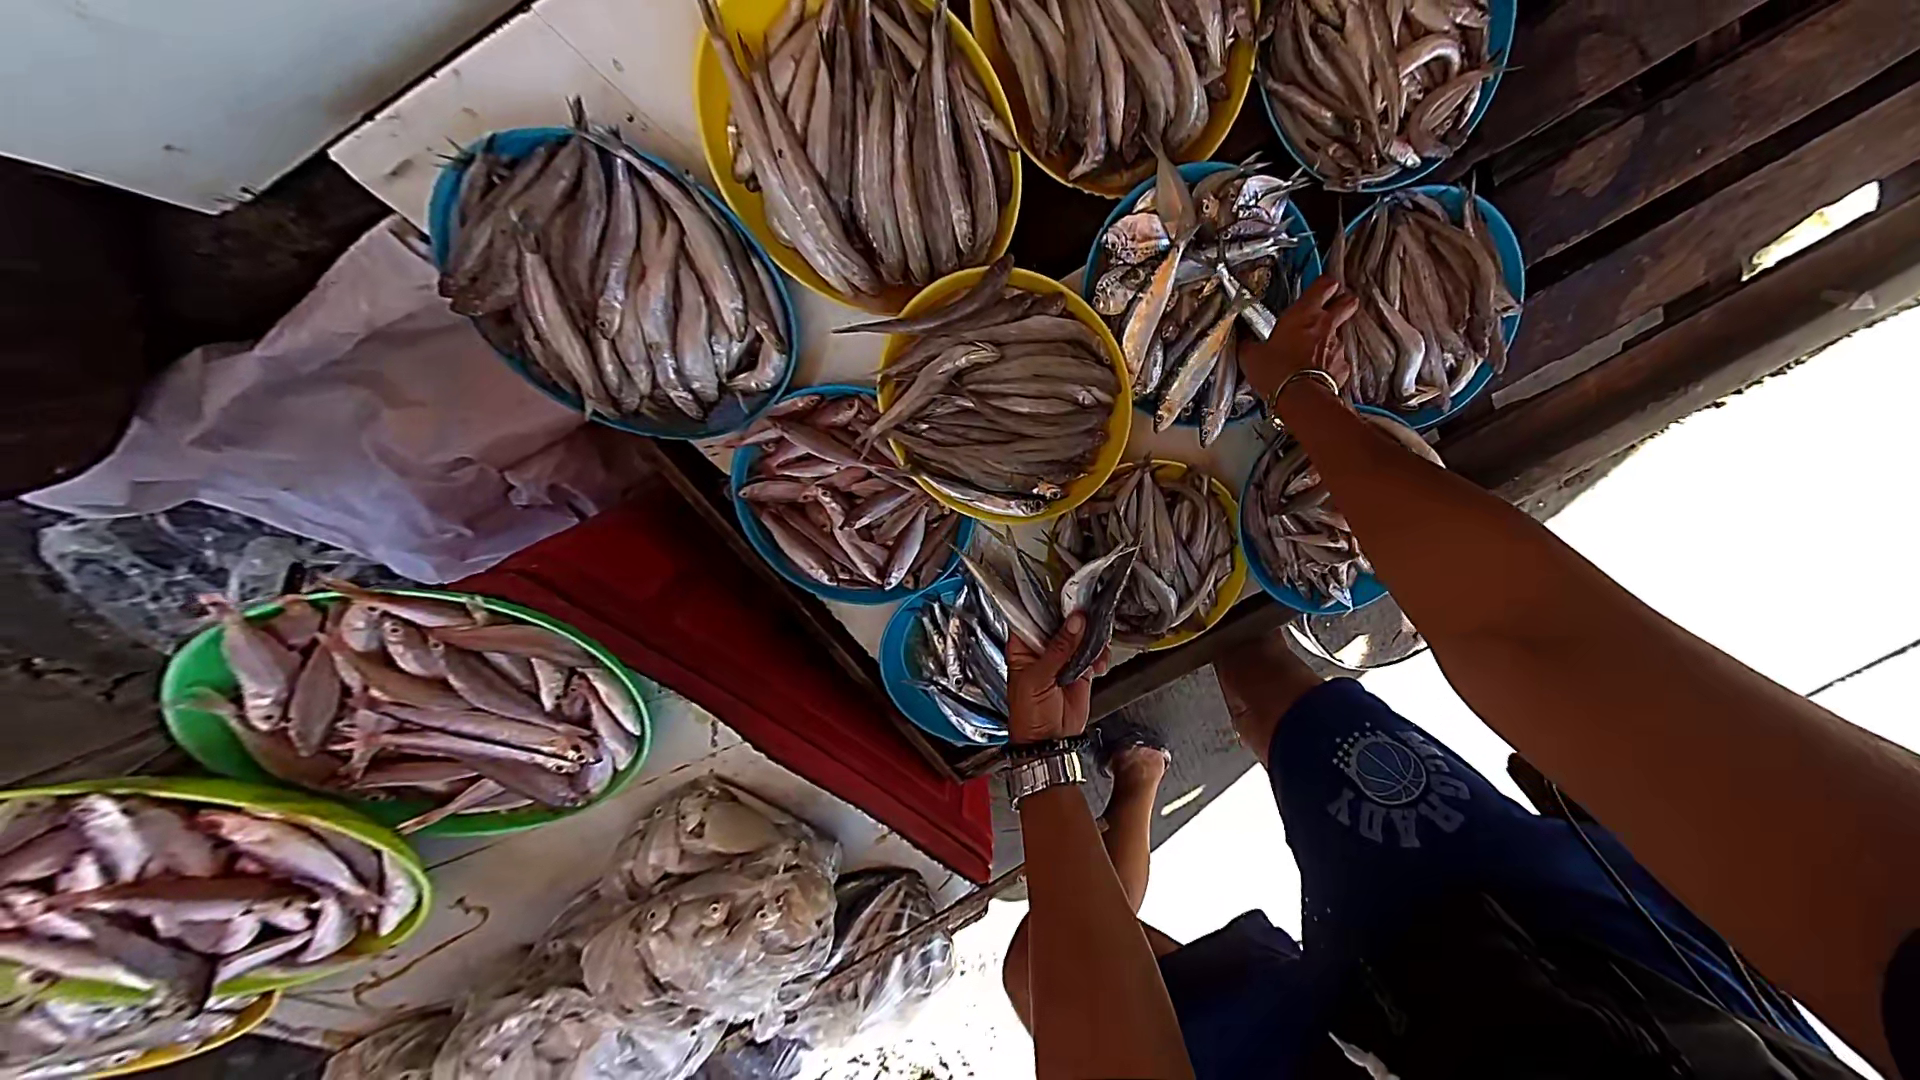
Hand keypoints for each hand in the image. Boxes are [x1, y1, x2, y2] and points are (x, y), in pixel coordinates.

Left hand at [1006, 613, 1108, 743]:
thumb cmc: (1029, 714)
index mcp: (1023, 646)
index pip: (1032, 615)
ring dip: (1091, 637)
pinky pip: (1093, 653)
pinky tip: (1098, 664)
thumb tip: (1074, 623)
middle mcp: (1042, 648)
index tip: (1064, 595)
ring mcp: (1063, 658)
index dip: (1047, 604)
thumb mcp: (1038, 678)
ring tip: (1095, 647)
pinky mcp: (1080, 669)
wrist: (1050, 742)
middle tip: (1088, 617)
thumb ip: (1058, 649)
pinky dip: (1100, 655)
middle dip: (1076, 619)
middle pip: (1060, 621)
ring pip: (1080, 635)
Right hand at [1237, 278, 1358, 402]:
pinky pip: (1337, 361)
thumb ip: (1249, 344)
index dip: (1323, 285)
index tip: (1317, 291)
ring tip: (1311, 353)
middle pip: (1348, 301)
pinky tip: (1315, 374)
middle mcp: (1325, 325)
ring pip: (1340, 333)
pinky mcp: (1342, 366)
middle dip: (1341, 303)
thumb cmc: (1275, 371)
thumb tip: (1243, 341)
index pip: (1325, 284)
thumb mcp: (1251, 356)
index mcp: (1304, 313)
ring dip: (1329, 339)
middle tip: (1328, 312)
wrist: (1298, 398)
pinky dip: (1328, 365)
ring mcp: (1337, 345)